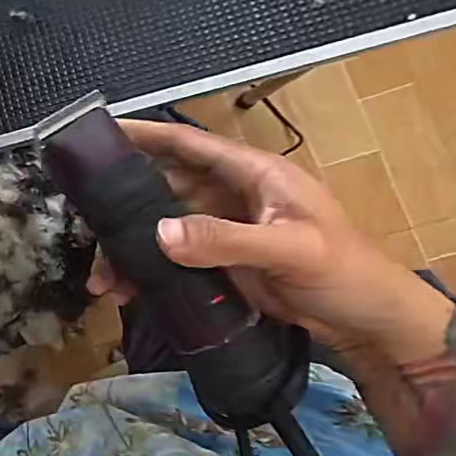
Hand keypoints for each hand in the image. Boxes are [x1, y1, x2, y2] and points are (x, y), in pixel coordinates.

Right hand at [88, 120, 453, 363]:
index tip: (103, 134)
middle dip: (127, 204)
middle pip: (167, 188)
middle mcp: (232, 197)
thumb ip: (227, 239)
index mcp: (254, 175)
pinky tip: (129, 290)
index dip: (147, 136)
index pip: (192, 146)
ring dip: (134, 247)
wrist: (367, 322)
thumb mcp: (291, 250)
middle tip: (87, 224)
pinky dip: (151, 272)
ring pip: (166, 228)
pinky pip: (176, 261)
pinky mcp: (223, 265)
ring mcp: (225, 233)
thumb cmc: (346, 272)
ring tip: (103, 276)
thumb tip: (160, 234)